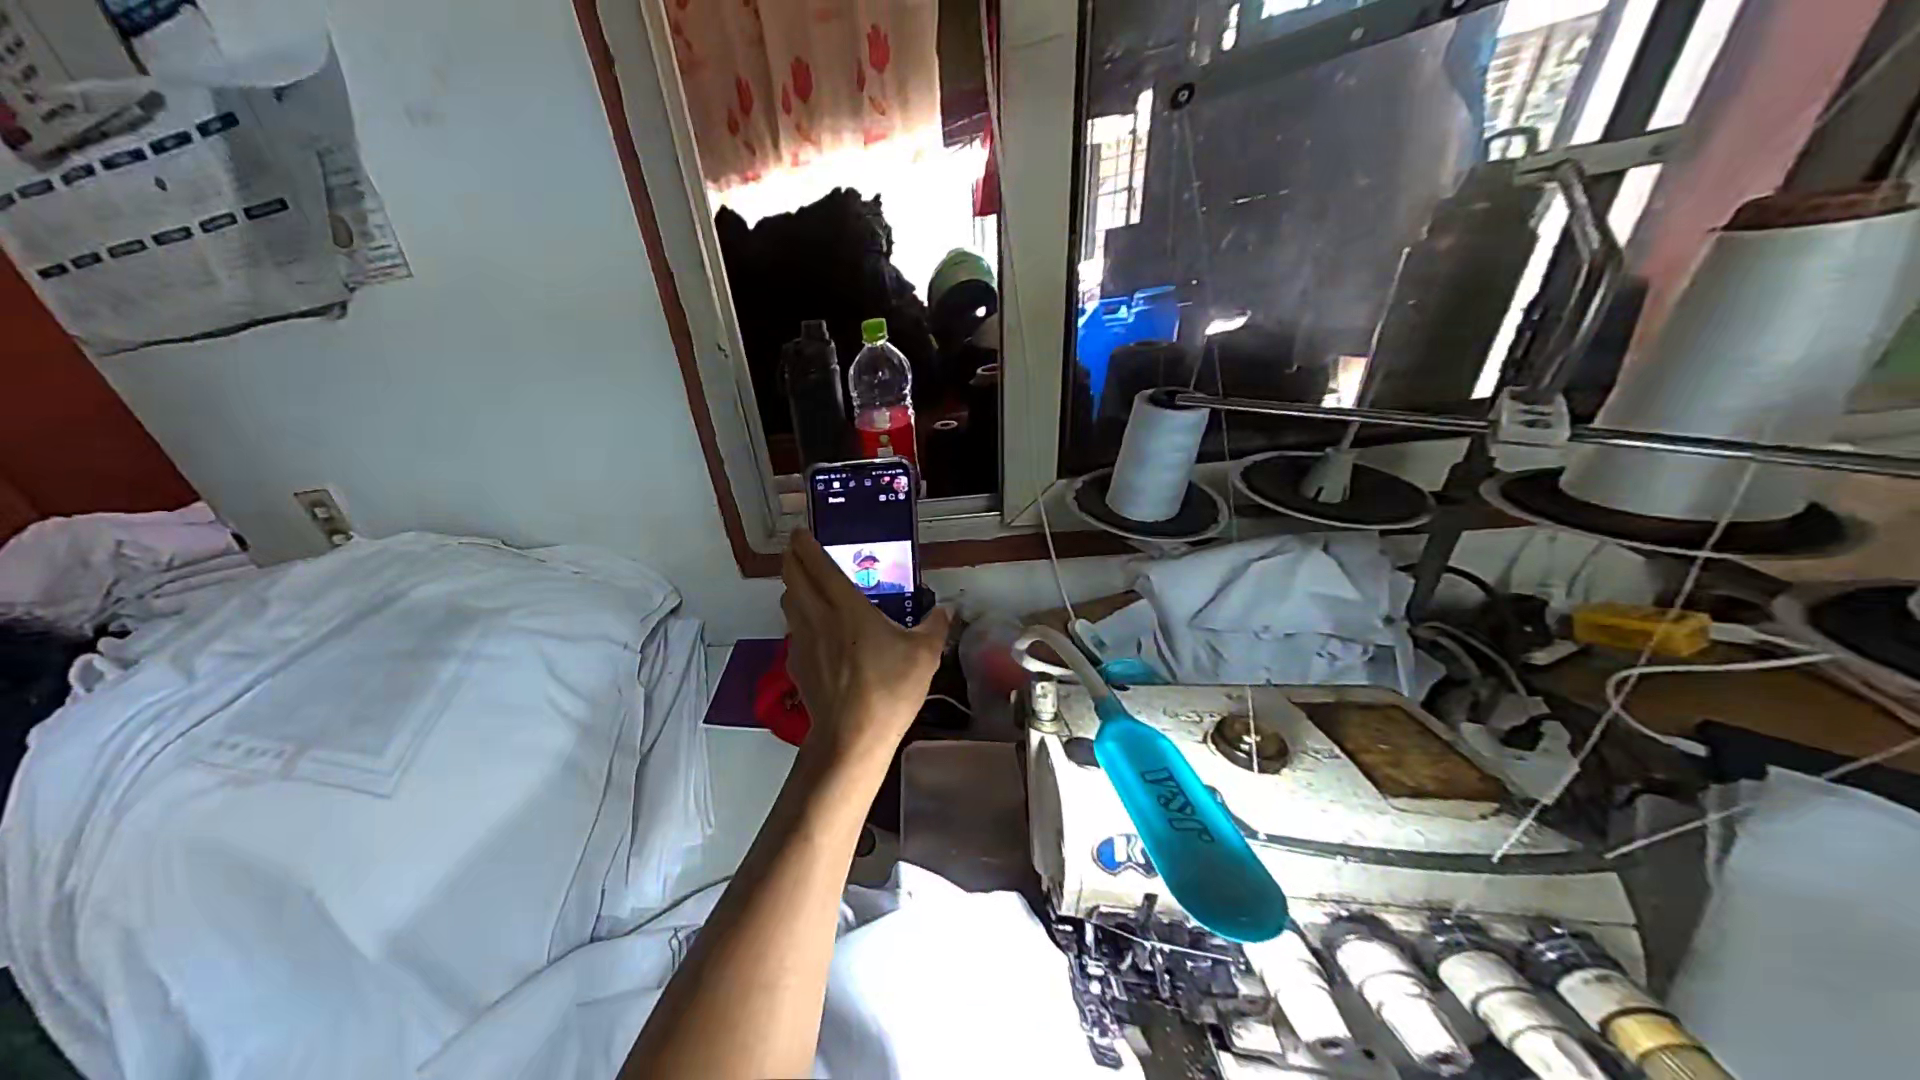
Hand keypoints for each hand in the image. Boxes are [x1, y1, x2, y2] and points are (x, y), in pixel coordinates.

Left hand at [780, 529, 951, 769]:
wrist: (852, 736)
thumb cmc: (889, 689)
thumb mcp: (924, 654)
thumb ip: (935, 626)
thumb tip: (945, 610)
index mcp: (846, 607)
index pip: (817, 565)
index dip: (805, 544)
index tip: (800, 532)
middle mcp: (817, 618)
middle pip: (793, 579)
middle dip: (792, 560)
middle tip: (799, 552)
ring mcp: (802, 643)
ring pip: (789, 605)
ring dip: (793, 590)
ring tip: (807, 589)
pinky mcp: (797, 666)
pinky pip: (793, 633)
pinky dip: (799, 622)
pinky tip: (815, 634)